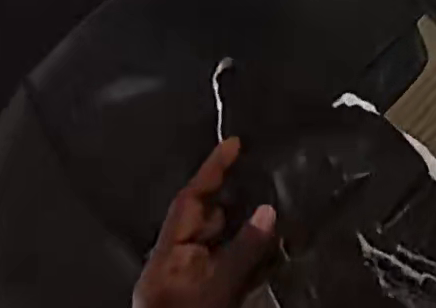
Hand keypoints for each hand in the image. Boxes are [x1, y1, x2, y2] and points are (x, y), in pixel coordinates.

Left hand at [132, 138, 278, 307]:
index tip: (235, 143)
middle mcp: (173, 265)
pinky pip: (223, 261)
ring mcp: (186, 282)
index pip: (189, 200)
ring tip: (270, 210)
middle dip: (232, 199)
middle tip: (262, 178)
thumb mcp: (218, 293)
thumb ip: (243, 250)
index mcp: (166, 258)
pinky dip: (242, 249)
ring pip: (216, 240)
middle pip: (203, 218)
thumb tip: (268, 209)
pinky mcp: (201, 296)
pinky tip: (264, 245)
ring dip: (240, 225)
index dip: (212, 169)